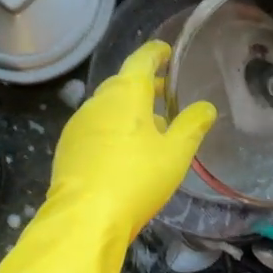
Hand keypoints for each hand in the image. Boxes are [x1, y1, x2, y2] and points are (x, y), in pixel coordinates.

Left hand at [0, 41, 214, 272]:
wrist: (84, 218)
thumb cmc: (136, 179)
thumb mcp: (176, 154)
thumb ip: (192, 126)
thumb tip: (205, 107)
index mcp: (125, 93)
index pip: (141, 60)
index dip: (156, 54)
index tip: (167, 54)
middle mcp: (98, 101)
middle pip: (122, 82)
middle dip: (144, 85)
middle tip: (165, 94)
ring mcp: (78, 124)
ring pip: (106, 106)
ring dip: (127, 108)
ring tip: (150, 125)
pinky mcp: (67, 147)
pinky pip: (94, 127)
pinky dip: (112, 127)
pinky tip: (124, 149)